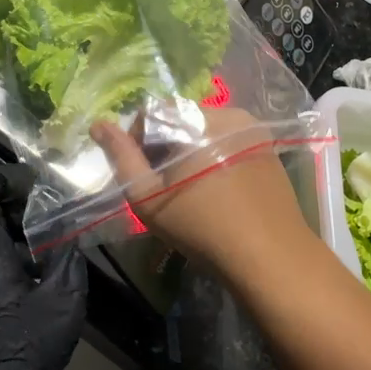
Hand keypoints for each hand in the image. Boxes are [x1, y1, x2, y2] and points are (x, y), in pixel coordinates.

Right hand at [90, 108, 308, 273]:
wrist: (271, 256)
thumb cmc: (202, 227)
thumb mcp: (148, 198)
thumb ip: (121, 157)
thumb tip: (99, 125)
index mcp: (195, 120)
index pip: (152, 113)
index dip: (138, 141)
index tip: (142, 174)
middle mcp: (226, 113)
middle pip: (180, 118)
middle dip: (166, 145)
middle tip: (165, 185)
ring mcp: (252, 129)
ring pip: (206, 130)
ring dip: (192, 150)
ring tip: (192, 189)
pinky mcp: (269, 148)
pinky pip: (231, 141)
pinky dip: (217, 157)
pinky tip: (219, 191)